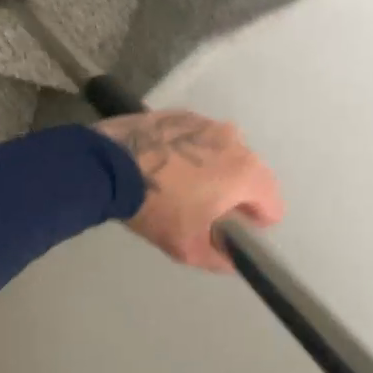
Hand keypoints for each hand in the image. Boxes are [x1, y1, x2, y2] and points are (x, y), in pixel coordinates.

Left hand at [92, 110, 284, 272]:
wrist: (102, 164)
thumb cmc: (153, 205)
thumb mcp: (188, 247)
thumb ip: (221, 258)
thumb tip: (232, 258)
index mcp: (247, 172)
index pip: (270, 205)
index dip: (251, 222)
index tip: (225, 228)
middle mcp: (232, 139)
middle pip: (246, 175)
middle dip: (230, 193)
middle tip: (199, 207)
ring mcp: (200, 121)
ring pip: (218, 153)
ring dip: (208, 168)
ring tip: (178, 184)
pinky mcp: (171, 113)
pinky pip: (190, 137)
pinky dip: (184, 150)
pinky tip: (161, 162)